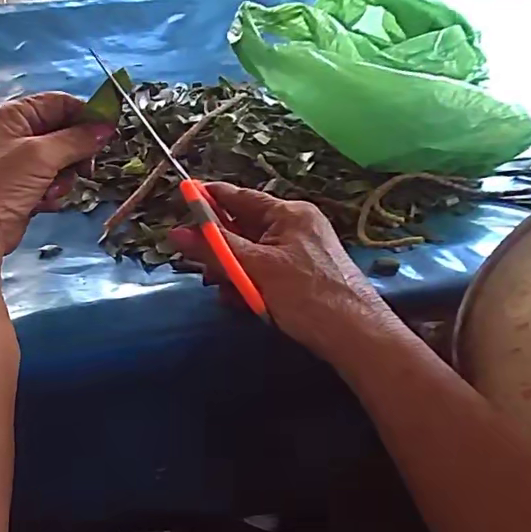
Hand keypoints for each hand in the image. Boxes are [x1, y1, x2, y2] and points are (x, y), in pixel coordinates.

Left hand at [0, 92, 114, 258]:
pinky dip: (54, 193)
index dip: (85, 116)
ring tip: (50, 189)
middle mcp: (20, 134)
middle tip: (84, 168)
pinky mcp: (28, 188)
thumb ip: (78, 139)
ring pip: (64, 162)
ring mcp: (23, 163)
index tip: (107, 133)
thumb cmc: (5, 182)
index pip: (61, 103)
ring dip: (64, 178)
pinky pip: (55, 183)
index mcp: (17, 115)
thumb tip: (107, 129)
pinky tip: (42, 202)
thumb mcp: (43, 154)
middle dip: (75, 154)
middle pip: (66, 134)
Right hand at [168, 182, 401, 357]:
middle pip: (241, 229)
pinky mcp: (296, 278)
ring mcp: (296, 254)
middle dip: (218, 249)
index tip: (183, 195)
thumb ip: (214, 249)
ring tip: (228, 292)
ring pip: (247, 255)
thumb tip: (176, 233)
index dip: (210, 197)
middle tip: (200, 266)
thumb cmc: (306, 294)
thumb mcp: (255, 268)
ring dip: (231, 273)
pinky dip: (247, 286)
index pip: (241, 197)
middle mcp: (293, 228)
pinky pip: (260, 274)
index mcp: (289, 214)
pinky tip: (242, 302)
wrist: (354, 335)